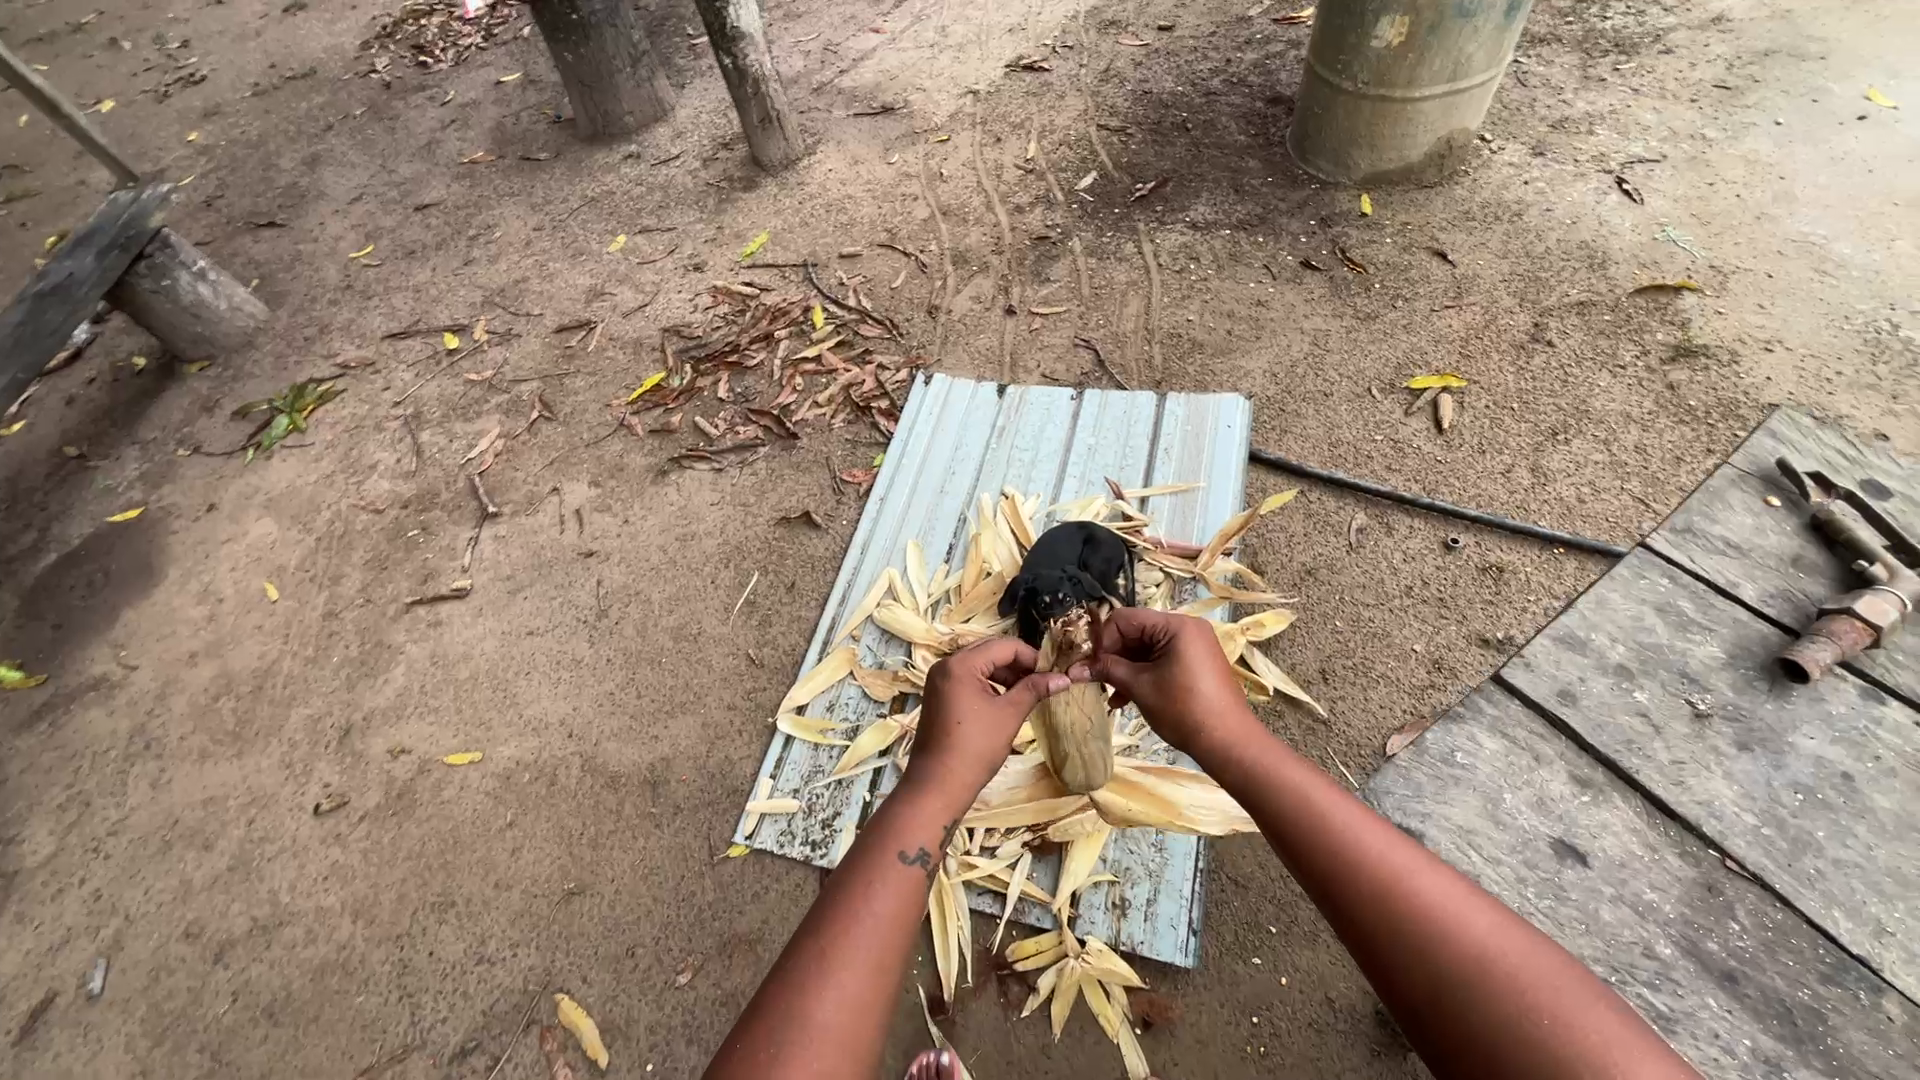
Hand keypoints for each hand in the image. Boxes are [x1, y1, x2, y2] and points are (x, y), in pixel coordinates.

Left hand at [906, 637, 1068, 804]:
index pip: (1004, 646)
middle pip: (990, 651)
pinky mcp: (939, 695)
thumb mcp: (1009, 715)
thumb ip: (1034, 689)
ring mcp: (939, 680)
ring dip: (1005, 675)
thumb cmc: (975, 747)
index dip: (1032, 656)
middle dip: (1018, 664)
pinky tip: (1007, 700)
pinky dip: (989, 685)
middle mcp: (946, 664)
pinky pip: (968, 679)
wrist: (938, 784)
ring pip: (979, 665)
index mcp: (960, 664)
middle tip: (1043, 680)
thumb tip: (1064, 678)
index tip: (1052, 672)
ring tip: (1029, 692)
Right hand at [1069, 607, 1258, 757]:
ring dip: (1125, 668)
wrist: (1229, 743)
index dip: (1103, 640)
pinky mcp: (1194, 662)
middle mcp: (1186, 627)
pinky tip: (1126, 698)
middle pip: (1136, 631)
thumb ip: (1107, 670)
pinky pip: (1160, 658)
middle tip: (1096, 679)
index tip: (1090, 665)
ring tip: (1110, 693)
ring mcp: (1192, 645)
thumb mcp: (1140, 687)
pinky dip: (1142, 674)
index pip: (1125, 618)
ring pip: (1146, 647)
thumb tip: (1074, 669)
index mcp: (1175, 625)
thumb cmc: (1184, 709)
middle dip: (1113, 655)